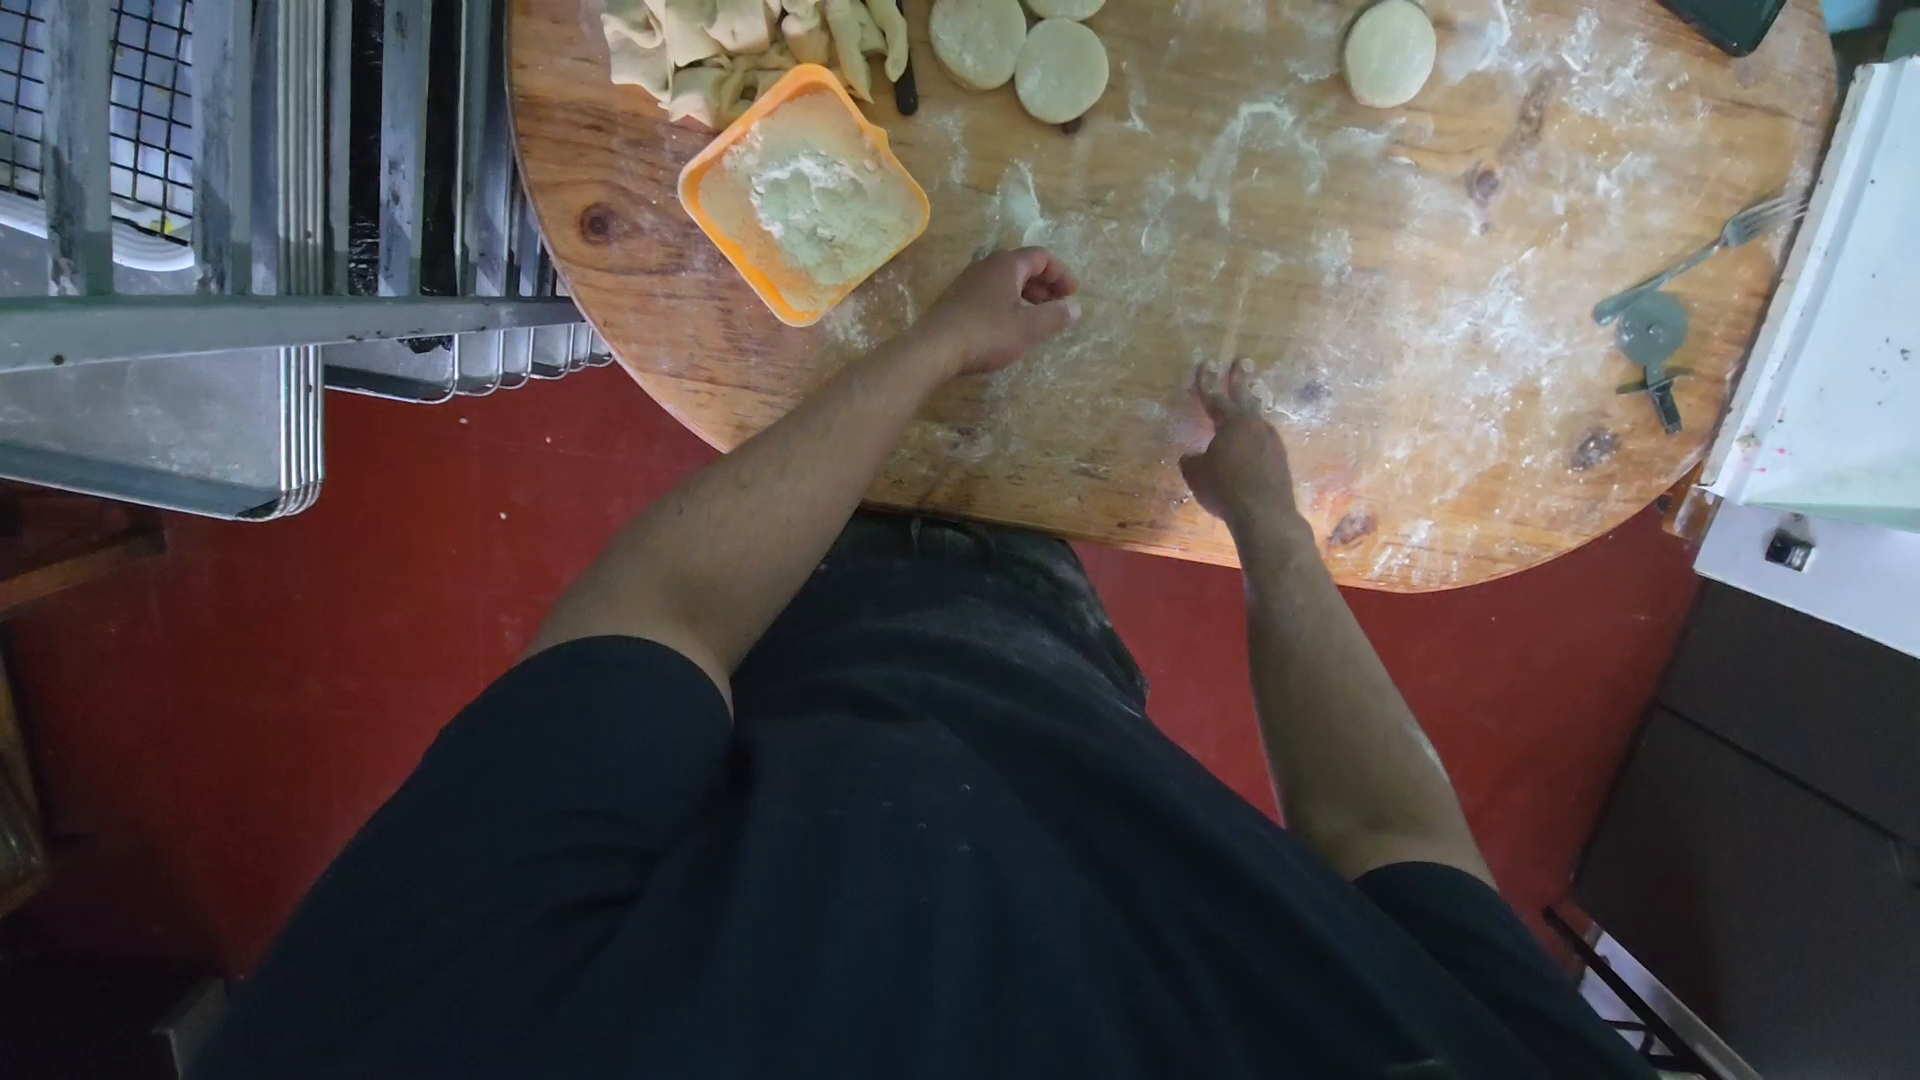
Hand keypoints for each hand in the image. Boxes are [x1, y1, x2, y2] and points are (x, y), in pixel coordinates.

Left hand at [914, 247, 1080, 376]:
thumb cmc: (986, 333)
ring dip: (1025, 297)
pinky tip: (1008, 327)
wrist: (934, 348)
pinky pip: (989, 295)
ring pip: (1004, 282)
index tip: (1073, 294)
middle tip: (1056, 307)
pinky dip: (1006, 305)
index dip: (1061, 274)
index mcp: (1006, 264)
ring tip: (1035, 320)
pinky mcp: (955, 301)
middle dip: (1044, 286)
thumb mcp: (1028, 328)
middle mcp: (985, 266)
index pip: (1041, 257)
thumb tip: (1075, 308)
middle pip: (1022, 267)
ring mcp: (967, 283)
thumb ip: (1055, 316)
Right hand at [1180, 358, 1302, 537]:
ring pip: (1258, 419)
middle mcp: (1254, 426)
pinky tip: (1252, 445)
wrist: (1264, 513)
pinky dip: (1255, 437)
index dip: (1207, 381)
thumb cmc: (1224, 489)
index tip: (1207, 362)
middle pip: (1245, 397)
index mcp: (1230, 424)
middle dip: (1241, 379)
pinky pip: (1264, 441)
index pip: (1214, 397)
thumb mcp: (1196, 475)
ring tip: (1249, 403)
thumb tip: (1192, 456)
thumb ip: (1192, 461)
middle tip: (1245, 362)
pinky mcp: (1280, 459)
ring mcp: (1271, 442)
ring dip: (1251, 409)